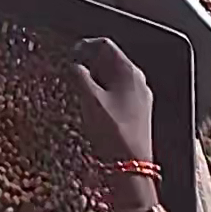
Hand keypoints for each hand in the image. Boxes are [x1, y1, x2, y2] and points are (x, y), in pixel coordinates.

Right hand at [70, 38, 153, 161]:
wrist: (131, 166)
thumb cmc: (113, 131)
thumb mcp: (89, 99)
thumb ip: (78, 76)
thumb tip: (73, 65)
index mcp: (129, 71)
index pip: (105, 45)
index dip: (85, 46)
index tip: (70, 55)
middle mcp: (138, 81)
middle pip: (110, 60)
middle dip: (90, 64)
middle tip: (72, 74)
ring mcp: (140, 97)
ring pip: (114, 78)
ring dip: (95, 80)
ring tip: (79, 91)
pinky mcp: (138, 112)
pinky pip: (118, 93)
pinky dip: (104, 93)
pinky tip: (93, 106)